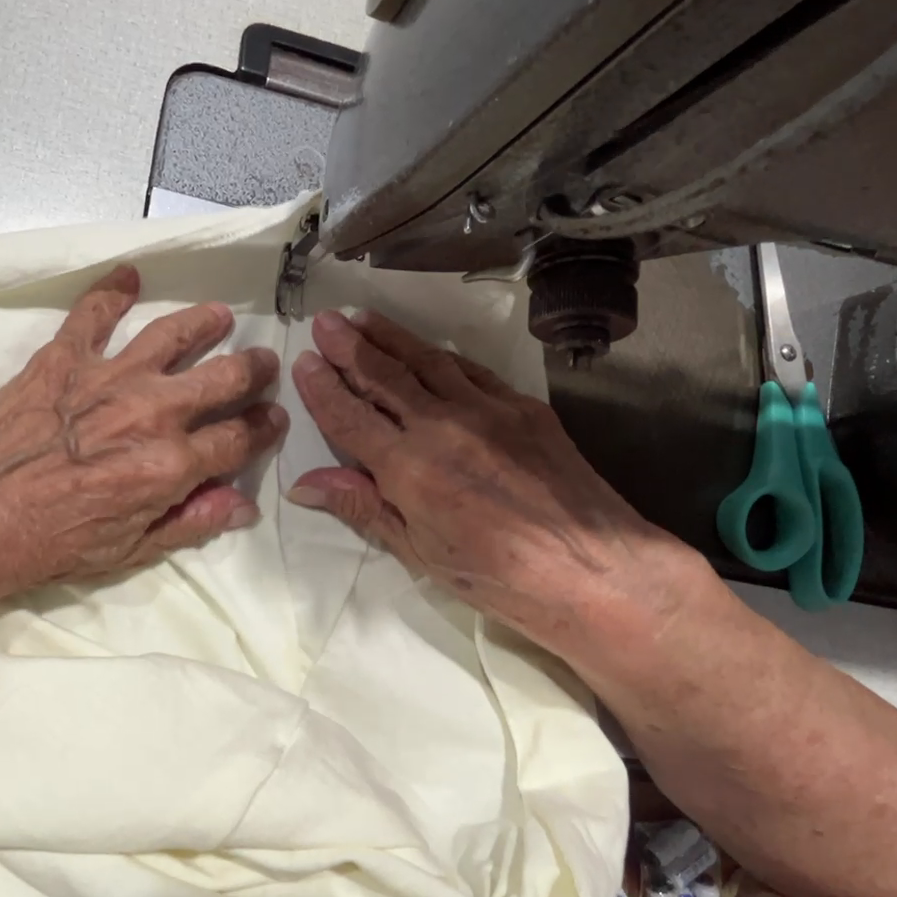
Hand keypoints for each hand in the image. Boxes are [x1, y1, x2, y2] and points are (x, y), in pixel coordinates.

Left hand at [0, 265, 286, 594]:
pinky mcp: (66, 356)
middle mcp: (152, 411)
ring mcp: (110, 377)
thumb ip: (190, 523)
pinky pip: (95, 314)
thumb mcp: (129, 551)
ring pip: (172, 335)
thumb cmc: (51, 540)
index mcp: (171, 464)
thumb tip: (243, 506)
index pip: (238, 439)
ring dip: (203, 323)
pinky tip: (128, 276)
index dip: (263, 428)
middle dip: (252, 370)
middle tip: (264, 362)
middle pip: (221, 379)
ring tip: (218, 316)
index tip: (274, 418)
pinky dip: (112, 291)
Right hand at [285, 309, 703, 649]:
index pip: (350, 417)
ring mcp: (486, 410)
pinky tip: (430, 350)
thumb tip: (305, 485)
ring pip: (427, 362)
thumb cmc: (497, 577)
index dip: (322, 388)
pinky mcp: (523, 407)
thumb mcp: (418, 553)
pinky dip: (442, 357)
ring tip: (364, 318)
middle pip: (384, 376)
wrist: (593, 570)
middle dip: (349, 346)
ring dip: (392, 338)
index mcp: (408, 468)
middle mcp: (441, 426)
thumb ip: (362, 508)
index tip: (303, 361)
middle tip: (325, 320)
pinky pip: (472, 372)